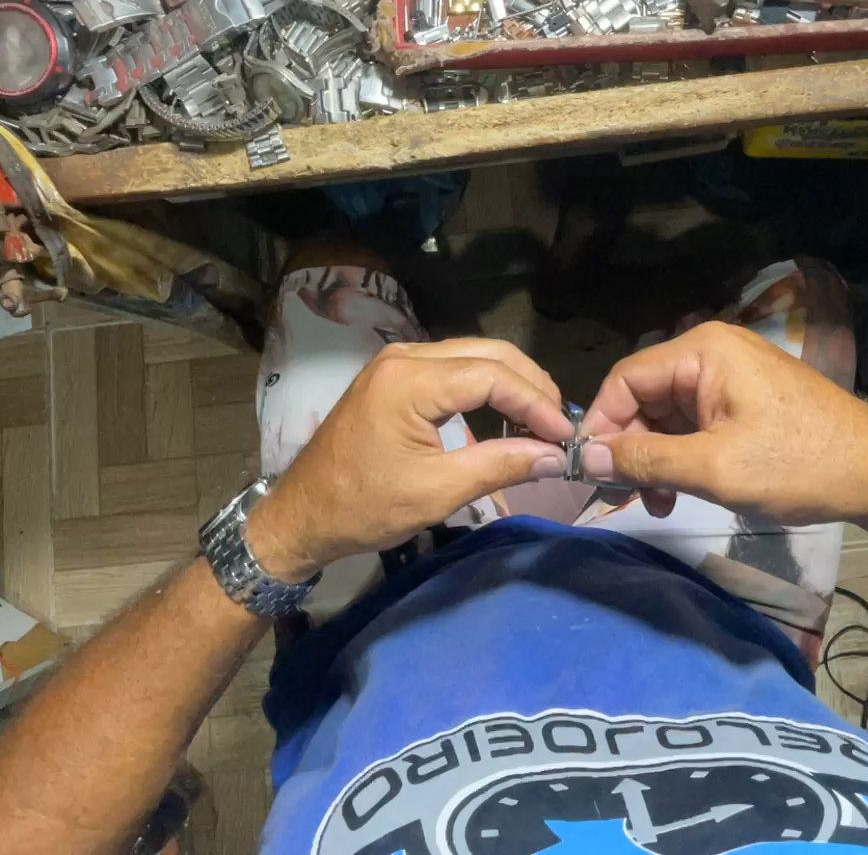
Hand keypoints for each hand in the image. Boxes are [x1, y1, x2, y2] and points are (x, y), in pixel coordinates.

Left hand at [246, 339, 576, 580]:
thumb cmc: (364, 507)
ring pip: (473, 356)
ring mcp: (397, 362)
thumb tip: (554, 456)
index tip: (565, 436)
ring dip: (510, 384)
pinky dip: (484, 387)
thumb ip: (501, 464)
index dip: (536, 403)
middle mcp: (405, 355)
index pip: (493, 375)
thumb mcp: (438, 491)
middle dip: (530, 386)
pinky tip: (501, 415)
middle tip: (557, 427)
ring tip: (537, 422)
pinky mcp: (394, 375)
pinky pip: (452, 368)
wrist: (303, 514)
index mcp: (410, 379)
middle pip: (488, 353)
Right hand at [579, 322, 867, 521]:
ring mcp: (728, 376)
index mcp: (702, 351)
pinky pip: (691, 423)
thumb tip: (585, 459)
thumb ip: (644, 461)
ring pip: (665, 414)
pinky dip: (679, 456)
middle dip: (631, 448)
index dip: (602, 424)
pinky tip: (679, 491)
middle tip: (624, 496)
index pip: (625, 378)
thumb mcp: (714, 468)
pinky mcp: (741, 399)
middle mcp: (710, 353)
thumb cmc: (800, 466)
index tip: (589, 468)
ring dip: (654, 459)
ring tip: (657, 502)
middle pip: (644, 397)